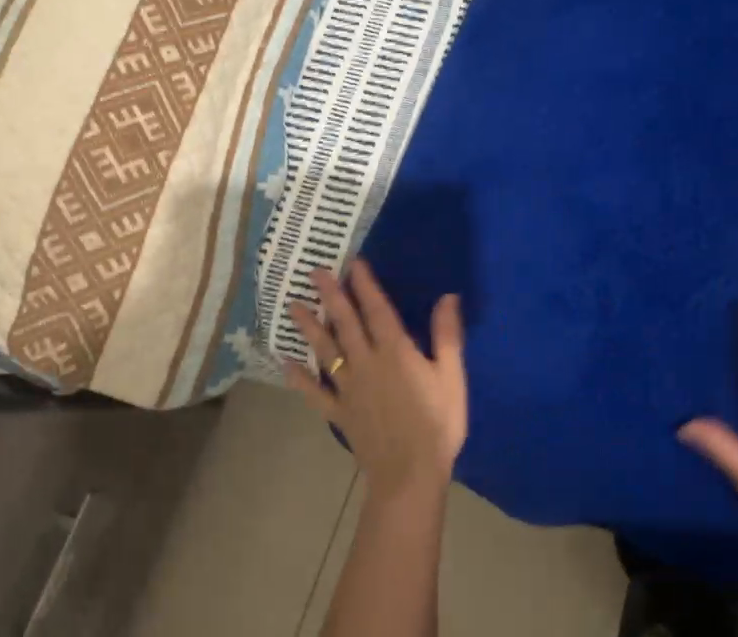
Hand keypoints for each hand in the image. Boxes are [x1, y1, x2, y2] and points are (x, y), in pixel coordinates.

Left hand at [286, 260, 466, 498]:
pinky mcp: (339, 413)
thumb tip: (447, 297)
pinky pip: (314, 392)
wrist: (410, 474)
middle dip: (331, 296)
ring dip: (309, 327)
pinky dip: (298, 378)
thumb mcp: (451, 376)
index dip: (366, 285)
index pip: (377, 310)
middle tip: (315, 272)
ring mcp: (348, 389)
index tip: (354, 263)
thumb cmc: (438, 423)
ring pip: (325, 352)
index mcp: (396, 352)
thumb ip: (447, 336)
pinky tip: (285, 363)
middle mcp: (367, 363)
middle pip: (346, 324)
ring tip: (293, 306)